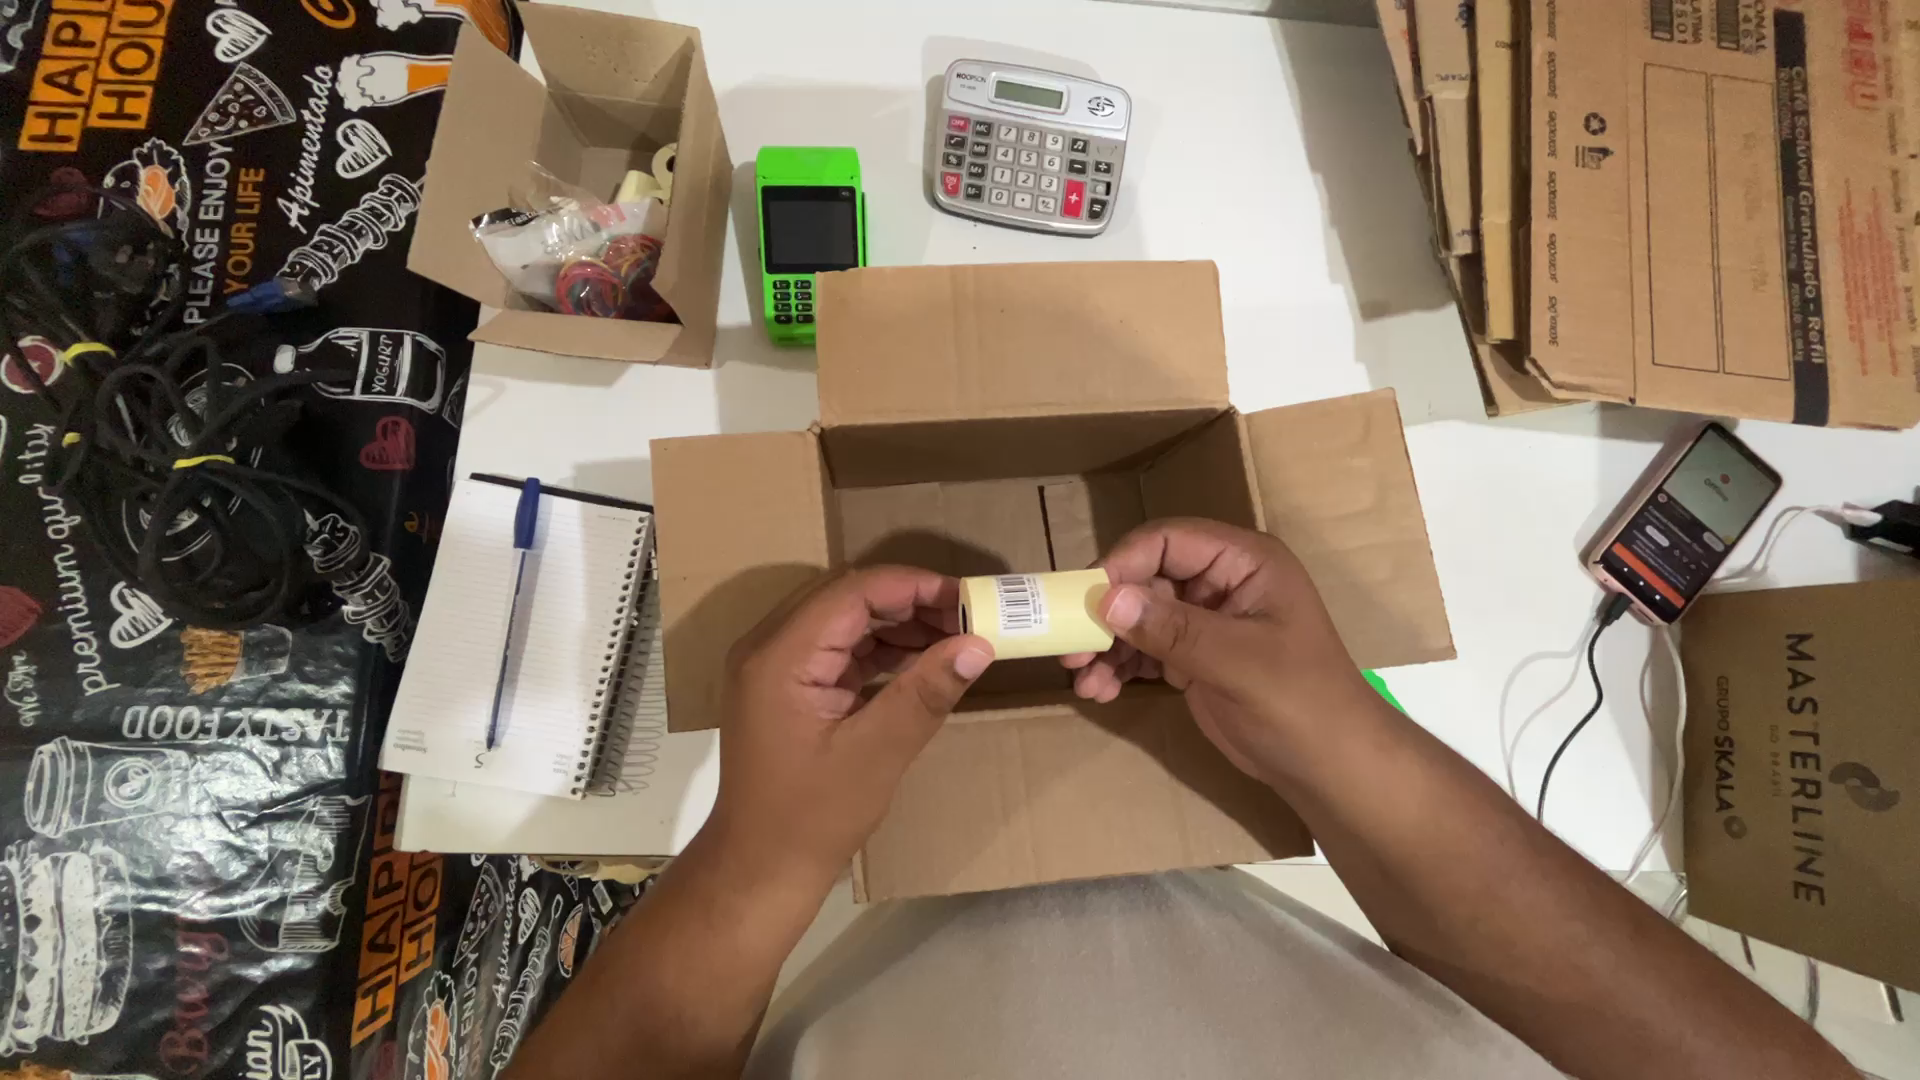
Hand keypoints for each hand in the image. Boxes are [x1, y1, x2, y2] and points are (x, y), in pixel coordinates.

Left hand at [706, 566, 993, 881]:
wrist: (759, 869)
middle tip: (968, 617)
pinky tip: (922, 659)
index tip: (967, 598)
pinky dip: (881, 648)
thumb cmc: (812, 818)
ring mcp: (775, 665)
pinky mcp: (788, 684)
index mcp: (781, 656)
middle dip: (910, 600)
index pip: (853, 591)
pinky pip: (839, 647)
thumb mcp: (876, 755)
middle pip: (847, 597)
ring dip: (898, 622)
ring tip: (954, 637)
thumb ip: (924, 693)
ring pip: (845, 618)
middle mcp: (770, 647)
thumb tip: (978, 644)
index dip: (913, 585)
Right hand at [1062, 519, 1376, 784]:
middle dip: (1105, 612)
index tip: (1086, 598)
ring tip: (1081, 680)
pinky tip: (1100, 691)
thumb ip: (1174, 628)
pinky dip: (1117, 666)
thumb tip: (1107, 598)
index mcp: (1243, 562)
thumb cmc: (1301, 703)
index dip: (1123, 562)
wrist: (1330, 768)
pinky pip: (1142, 648)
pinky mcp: (1191, 655)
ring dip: (1105, 645)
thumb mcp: (1239, 662)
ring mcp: (1203, 620)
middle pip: (1144, 578)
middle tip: (1070, 646)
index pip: (1168, 541)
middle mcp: (1219, 582)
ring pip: (1136, 615)